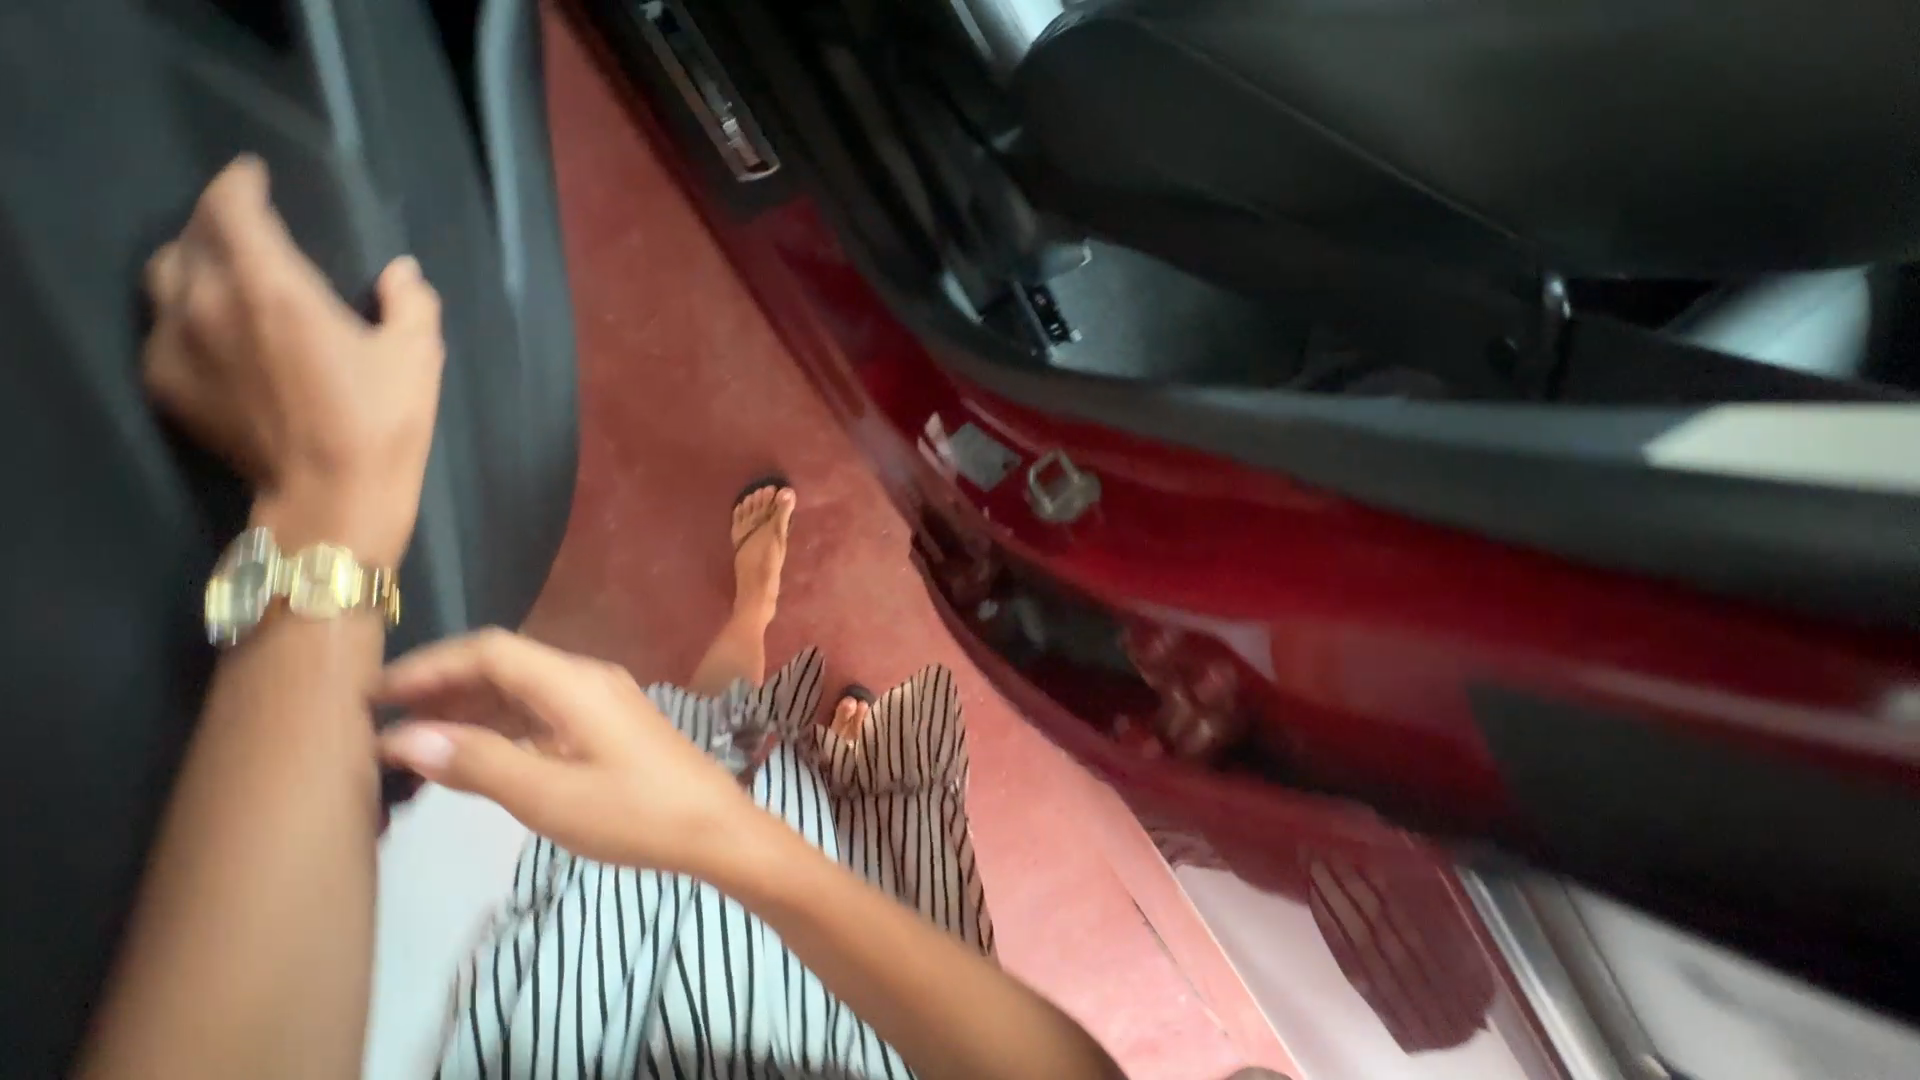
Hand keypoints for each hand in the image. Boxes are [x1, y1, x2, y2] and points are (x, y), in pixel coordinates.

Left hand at [143, 155, 444, 564]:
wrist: (331, 498)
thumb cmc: (382, 425)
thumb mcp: (419, 358)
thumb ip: (411, 303)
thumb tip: (400, 273)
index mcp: (274, 290)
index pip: (231, 209)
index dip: (240, 185)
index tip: (254, 177)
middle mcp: (210, 305)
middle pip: (192, 236)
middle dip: (217, 219)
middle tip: (248, 222)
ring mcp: (178, 344)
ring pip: (166, 276)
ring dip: (194, 259)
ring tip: (223, 267)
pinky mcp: (168, 381)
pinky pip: (164, 324)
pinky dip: (187, 310)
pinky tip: (218, 328)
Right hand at [374, 630, 760, 876]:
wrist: (715, 829)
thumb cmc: (634, 813)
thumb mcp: (548, 794)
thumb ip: (477, 762)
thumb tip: (402, 737)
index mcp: (574, 683)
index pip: (490, 651)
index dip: (430, 666)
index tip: (375, 694)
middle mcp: (588, 679)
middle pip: (505, 666)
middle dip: (444, 687)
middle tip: (383, 721)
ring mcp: (602, 701)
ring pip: (523, 691)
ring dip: (471, 710)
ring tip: (414, 742)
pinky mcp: (609, 726)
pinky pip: (544, 713)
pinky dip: (503, 728)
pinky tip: (473, 756)